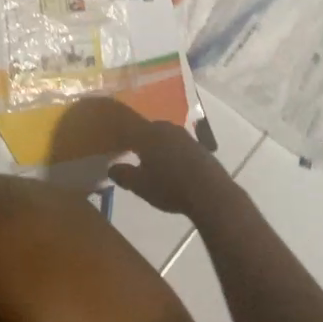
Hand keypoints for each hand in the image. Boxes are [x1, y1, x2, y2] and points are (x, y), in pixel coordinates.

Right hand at [107, 114, 234, 220]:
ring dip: (158, 146)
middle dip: (140, 139)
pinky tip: (174, 167)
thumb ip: (123, 175)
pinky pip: (179, 145)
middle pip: (148, 130)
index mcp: (147, 134)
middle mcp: (165, 128)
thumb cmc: (170, 187)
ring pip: (165, 136)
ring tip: (154, 161)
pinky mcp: (199, 146)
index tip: (113, 142)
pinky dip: (173, 152)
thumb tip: (111, 168)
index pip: (128, 128)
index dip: (120, 135)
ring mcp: (185, 136)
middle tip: (132, 152)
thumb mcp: (140, 186)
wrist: (210, 193)